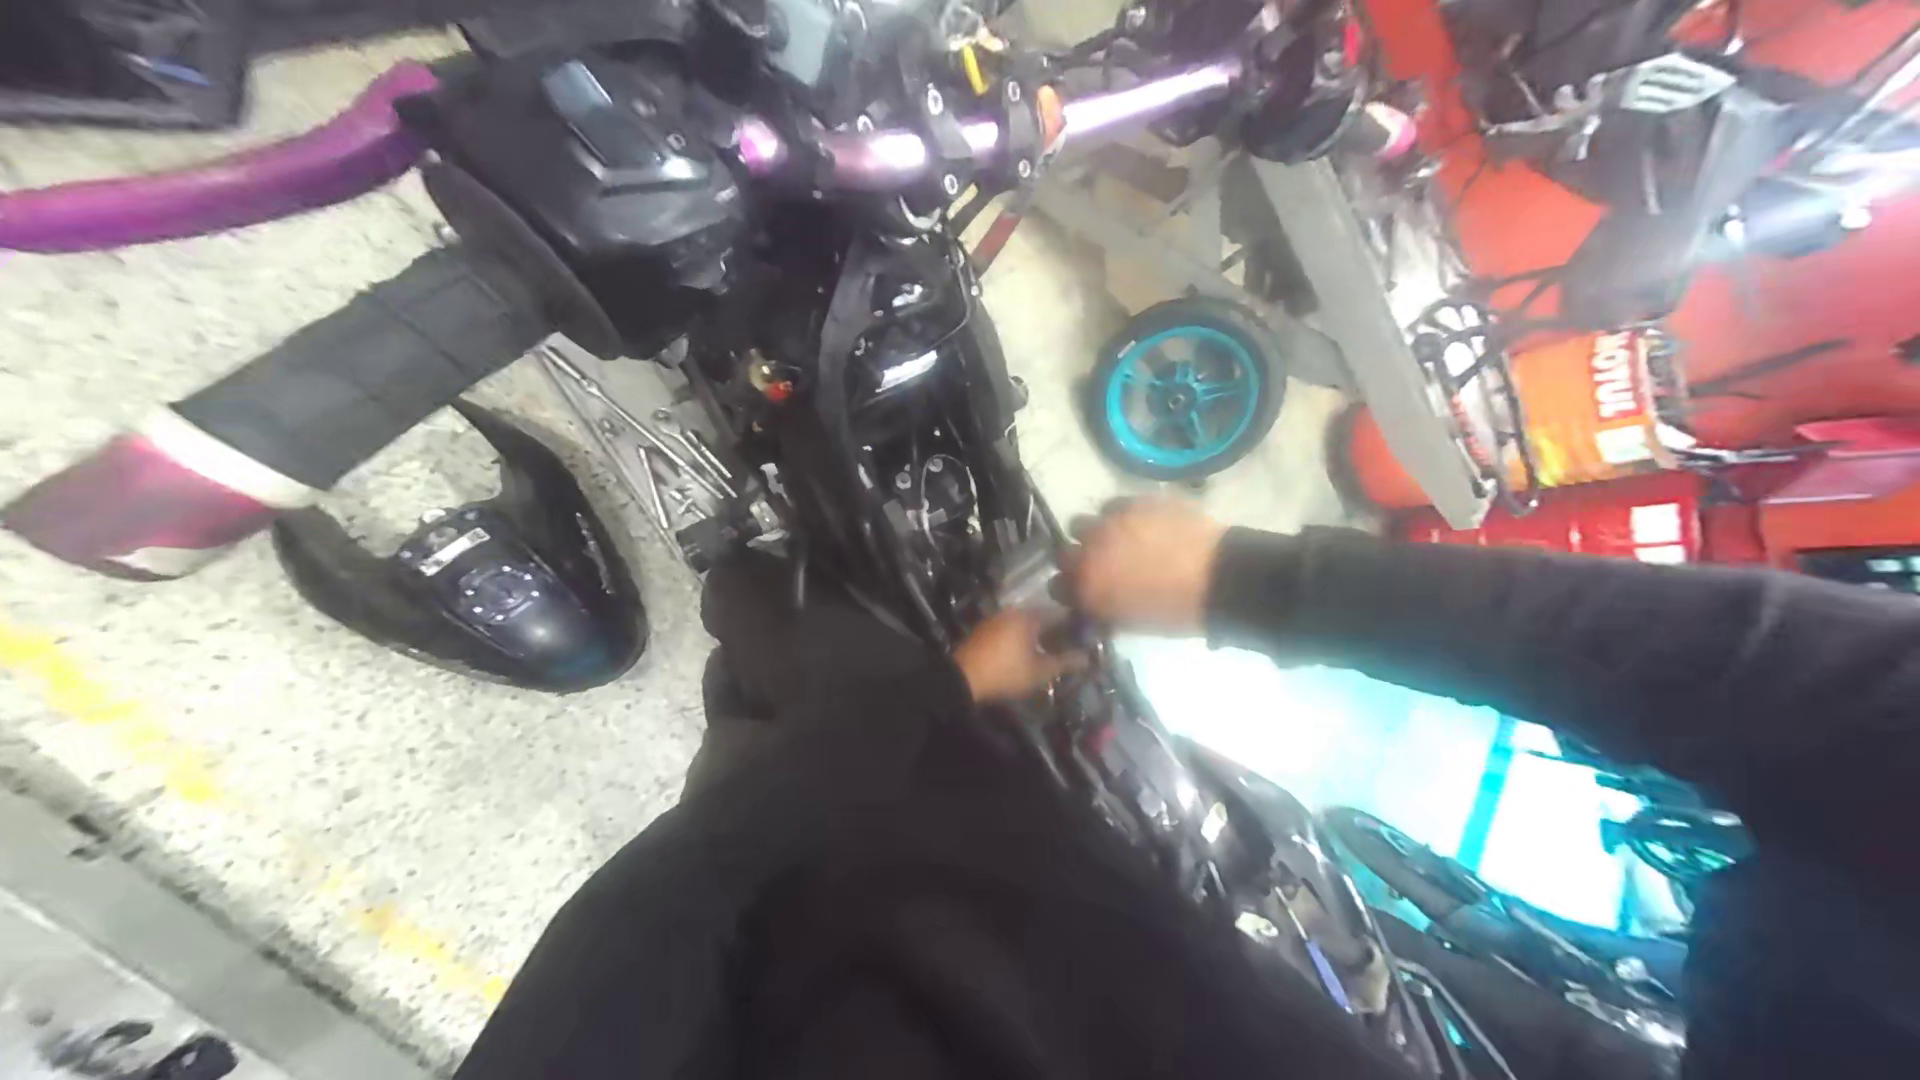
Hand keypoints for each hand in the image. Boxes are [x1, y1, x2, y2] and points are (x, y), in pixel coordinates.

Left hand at [953, 609, 1082, 703]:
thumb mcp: (1040, 672)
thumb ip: (1065, 662)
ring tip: (1049, 652)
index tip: (1085, 638)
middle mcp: (1012, 611)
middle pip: (1041, 617)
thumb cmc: (1006, 673)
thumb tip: (1088, 657)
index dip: (1074, 626)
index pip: (1059, 614)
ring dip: (1037, 635)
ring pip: (1024, 623)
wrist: (962, 679)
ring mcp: (995, 619)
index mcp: (1029, 616)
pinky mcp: (984, 630)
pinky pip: (1010, 630)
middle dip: (1055, 631)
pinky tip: (1025, 653)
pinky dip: (1021, 638)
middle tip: (1068, 648)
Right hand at [1066, 496, 1226, 632]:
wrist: (1219, 578)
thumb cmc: (1177, 611)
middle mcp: (1087, 552)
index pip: (1057, 586)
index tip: (1082, 589)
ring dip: (1093, 534)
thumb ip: (1104, 609)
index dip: (1070, 588)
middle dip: (1077, 558)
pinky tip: (1139, 524)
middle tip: (1100, 564)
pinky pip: (1113, 506)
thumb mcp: (1132, 622)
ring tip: (1117, 540)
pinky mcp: (1132, 501)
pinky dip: (1120, 516)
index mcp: (1086, 587)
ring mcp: (1108, 523)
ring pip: (1082, 523)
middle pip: (1062, 551)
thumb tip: (1095, 603)